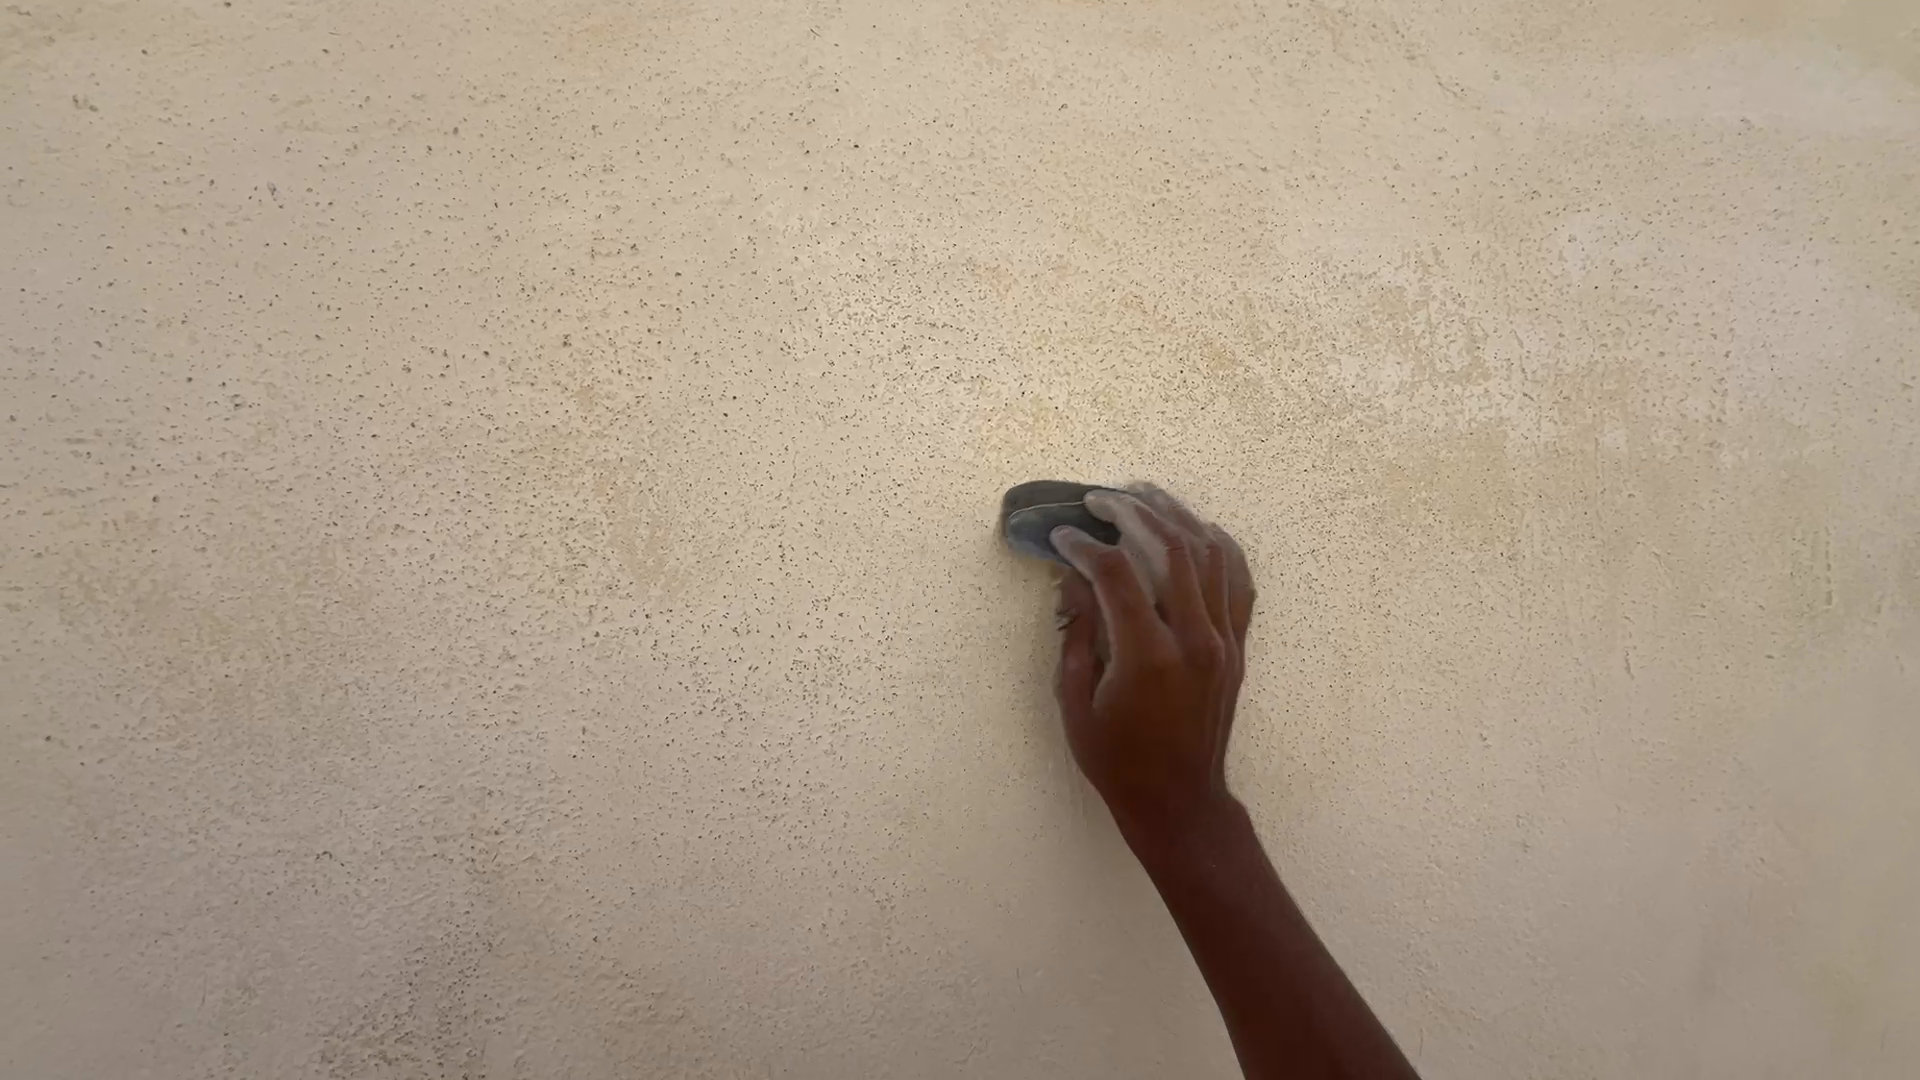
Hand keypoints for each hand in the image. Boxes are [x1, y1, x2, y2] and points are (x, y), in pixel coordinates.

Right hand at [1051, 486, 1255, 837]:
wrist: (1180, 800)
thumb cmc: (1117, 760)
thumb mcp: (1075, 701)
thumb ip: (1075, 634)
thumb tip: (1071, 579)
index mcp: (1148, 656)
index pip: (1115, 574)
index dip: (1084, 546)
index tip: (1062, 536)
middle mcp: (1195, 638)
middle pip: (1171, 548)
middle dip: (1131, 512)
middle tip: (1099, 498)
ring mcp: (1225, 639)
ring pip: (1210, 553)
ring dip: (1176, 515)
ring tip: (1144, 495)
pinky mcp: (1239, 645)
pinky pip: (1239, 579)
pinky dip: (1219, 545)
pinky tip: (1195, 529)